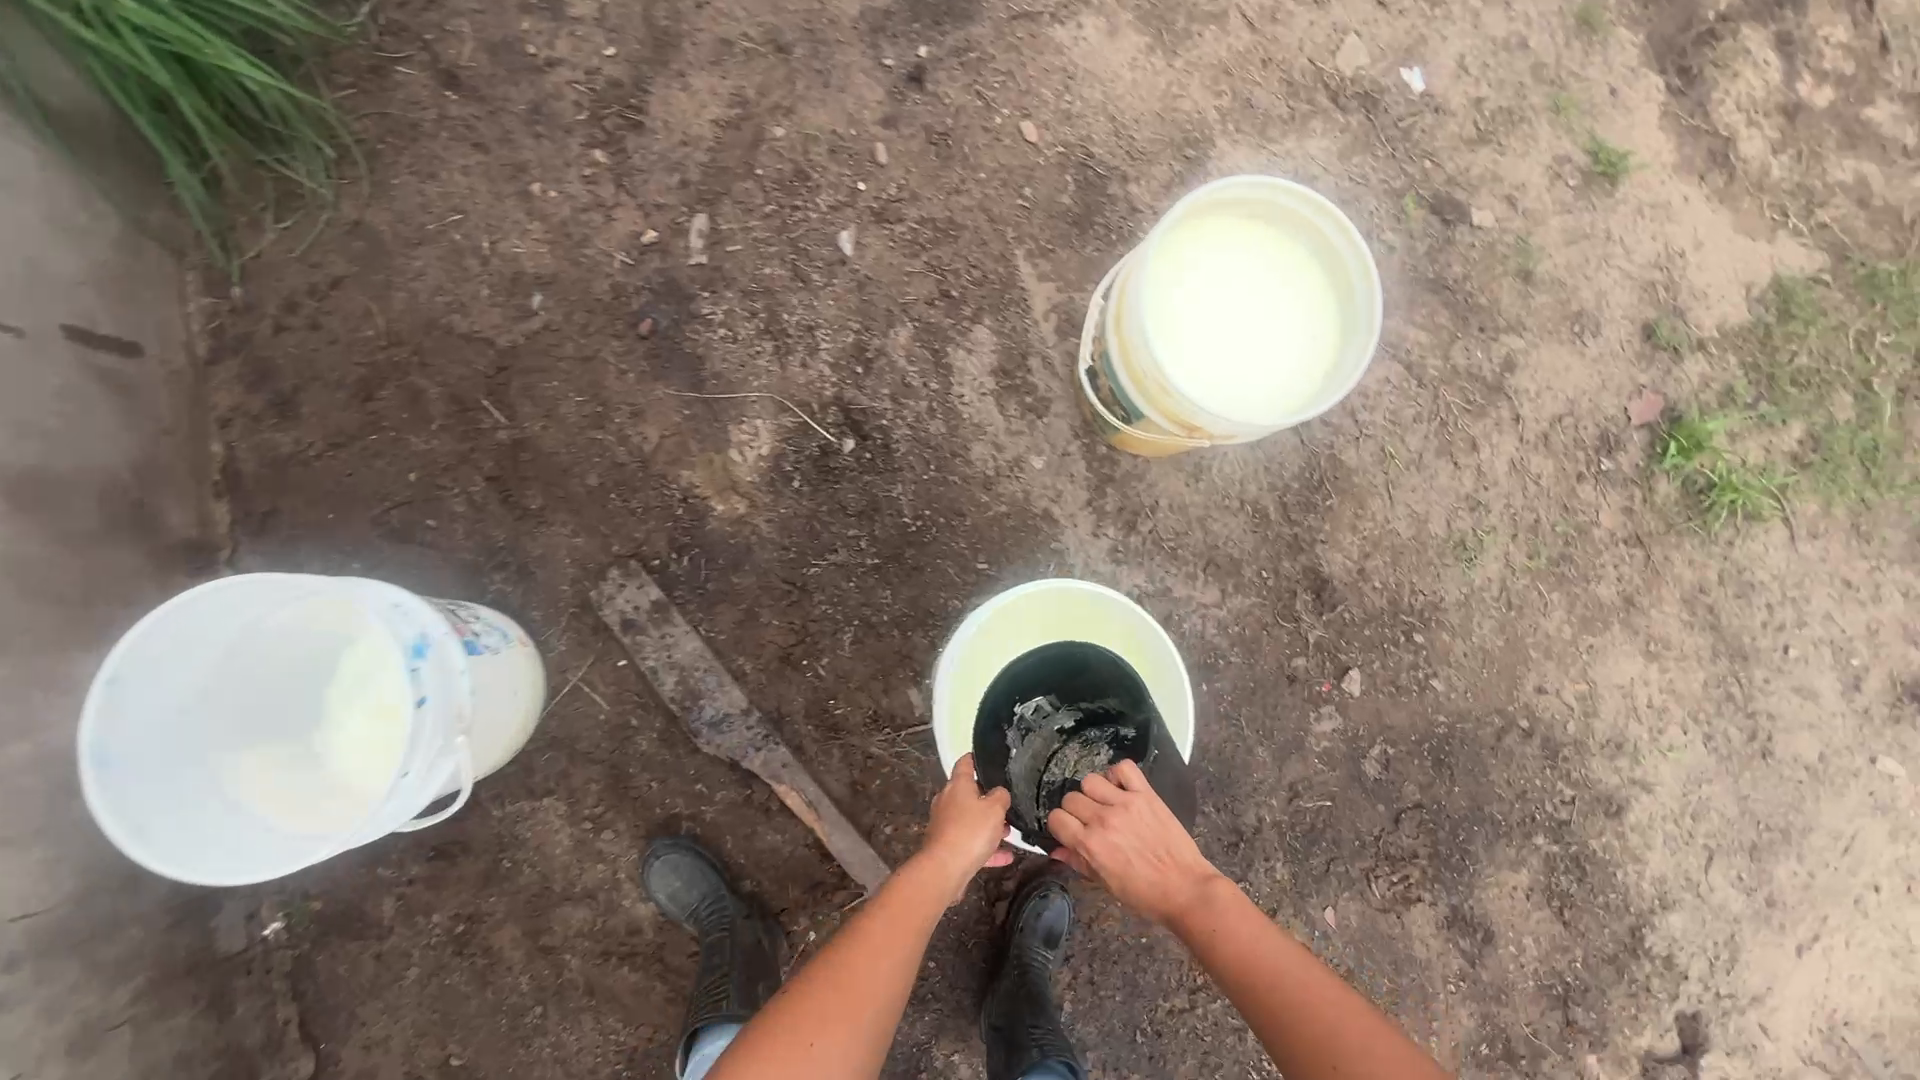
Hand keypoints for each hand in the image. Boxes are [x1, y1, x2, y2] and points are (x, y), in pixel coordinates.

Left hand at [915, 754, 1014, 902]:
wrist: (945, 868)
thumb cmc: (971, 831)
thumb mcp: (995, 808)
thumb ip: (1001, 796)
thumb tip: (999, 792)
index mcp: (957, 785)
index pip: (965, 763)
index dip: (975, 758)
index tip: (986, 757)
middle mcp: (948, 801)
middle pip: (968, 794)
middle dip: (988, 799)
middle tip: (1007, 803)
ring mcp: (945, 824)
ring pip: (970, 819)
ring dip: (988, 825)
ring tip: (1009, 831)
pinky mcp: (947, 846)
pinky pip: (971, 842)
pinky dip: (987, 848)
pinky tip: (1006, 856)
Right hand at [1047, 758, 1226, 926]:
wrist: (1185, 888)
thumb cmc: (1145, 894)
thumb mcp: (1105, 884)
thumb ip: (1078, 863)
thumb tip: (1057, 851)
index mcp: (1090, 844)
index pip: (1056, 818)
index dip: (1060, 826)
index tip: (1070, 831)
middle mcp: (1103, 819)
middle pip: (1070, 798)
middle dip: (1075, 811)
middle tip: (1089, 822)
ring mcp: (1126, 803)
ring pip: (1090, 780)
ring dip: (1093, 792)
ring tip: (1105, 805)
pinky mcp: (1146, 795)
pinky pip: (1124, 768)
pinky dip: (1118, 775)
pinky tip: (1121, 790)